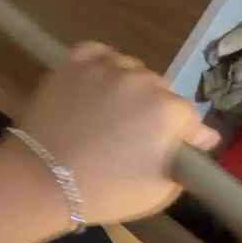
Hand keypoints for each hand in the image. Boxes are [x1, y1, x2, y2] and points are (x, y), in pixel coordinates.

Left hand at [14, 42, 219, 223]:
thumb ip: (184, 161)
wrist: (43, 177)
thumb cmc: (105, 190)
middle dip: (156, 108)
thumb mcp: (160, 189)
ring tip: (113, 107)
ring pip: (129, 67)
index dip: (185, 133)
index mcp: (168, 111)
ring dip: (128, 84)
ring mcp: (104, 68)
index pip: (189, 116)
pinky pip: (95, 52)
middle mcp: (141, 81)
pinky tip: (98, 78)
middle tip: (138, 131)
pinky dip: (101, 62)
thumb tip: (198, 140)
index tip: (180, 145)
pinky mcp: (72, 64)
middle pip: (159, 89)